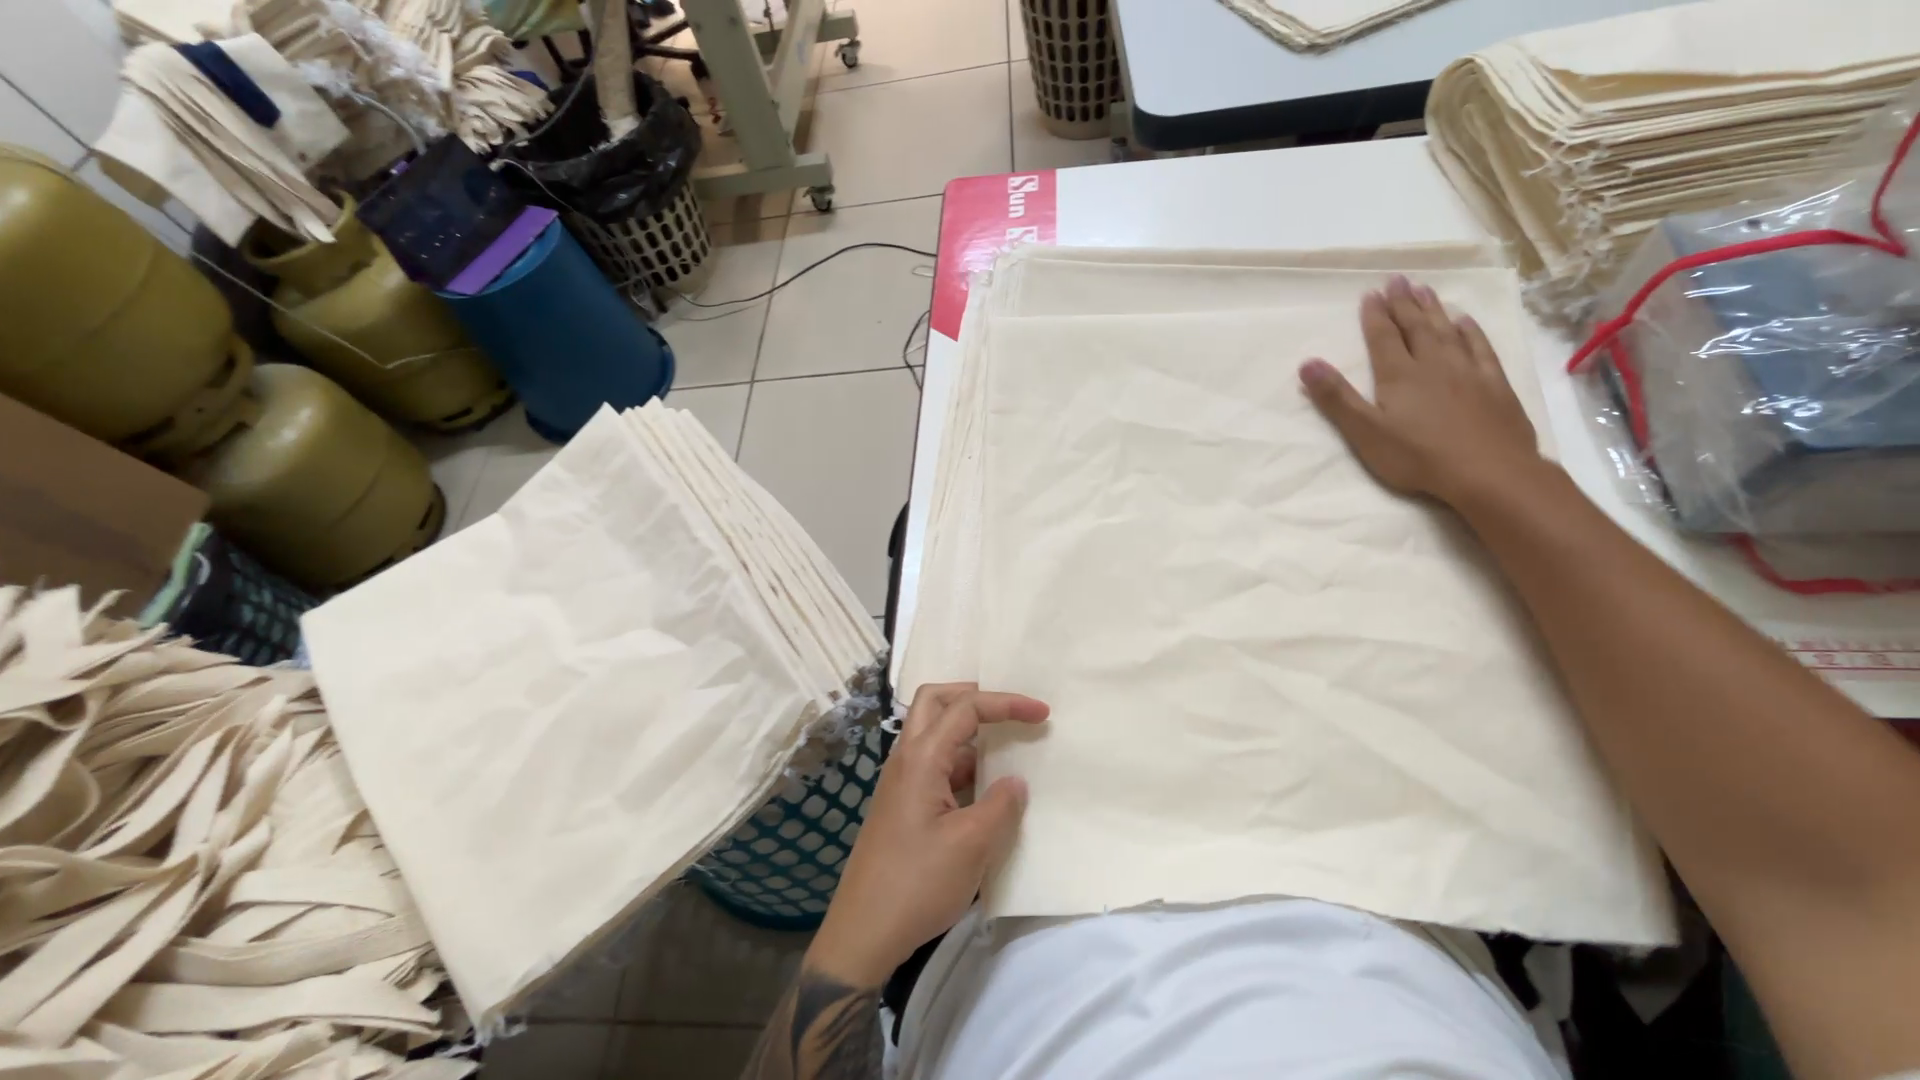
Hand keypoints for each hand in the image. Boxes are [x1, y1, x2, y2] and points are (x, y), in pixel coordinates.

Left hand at [806, 684, 1049, 986]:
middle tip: (1010, 708)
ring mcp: (900, 785)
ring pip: (933, 735)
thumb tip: (1015, 781)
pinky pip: (935, 767)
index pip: (964, 708)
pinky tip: (987, 786)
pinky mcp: (903, 808)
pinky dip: (962, 763)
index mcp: (920, 759)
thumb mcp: (972, 845)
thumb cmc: (918, 883)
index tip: (1042, 713)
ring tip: (1008, 745)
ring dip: (968, 731)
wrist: (865, 932)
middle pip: (934, 703)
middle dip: (973, 695)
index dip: (1005, 703)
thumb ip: (1001, 805)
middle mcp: (905, 761)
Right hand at [1299, 274, 1539, 506]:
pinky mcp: (1494, 385)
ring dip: (1433, 309)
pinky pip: (1480, 349)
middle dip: (1403, 303)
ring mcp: (1467, 372)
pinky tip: (1466, 322)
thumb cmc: (1419, 457)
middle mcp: (1433, 364)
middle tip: (1396, 279)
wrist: (1488, 471)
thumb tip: (1307, 363)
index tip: (1370, 294)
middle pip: (1415, 327)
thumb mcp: (1366, 433)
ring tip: (1424, 289)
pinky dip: (1471, 332)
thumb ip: (1337, 398)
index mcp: (1399, 375)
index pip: (1383, 337)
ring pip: (1447, 331)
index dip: (1375, 315)